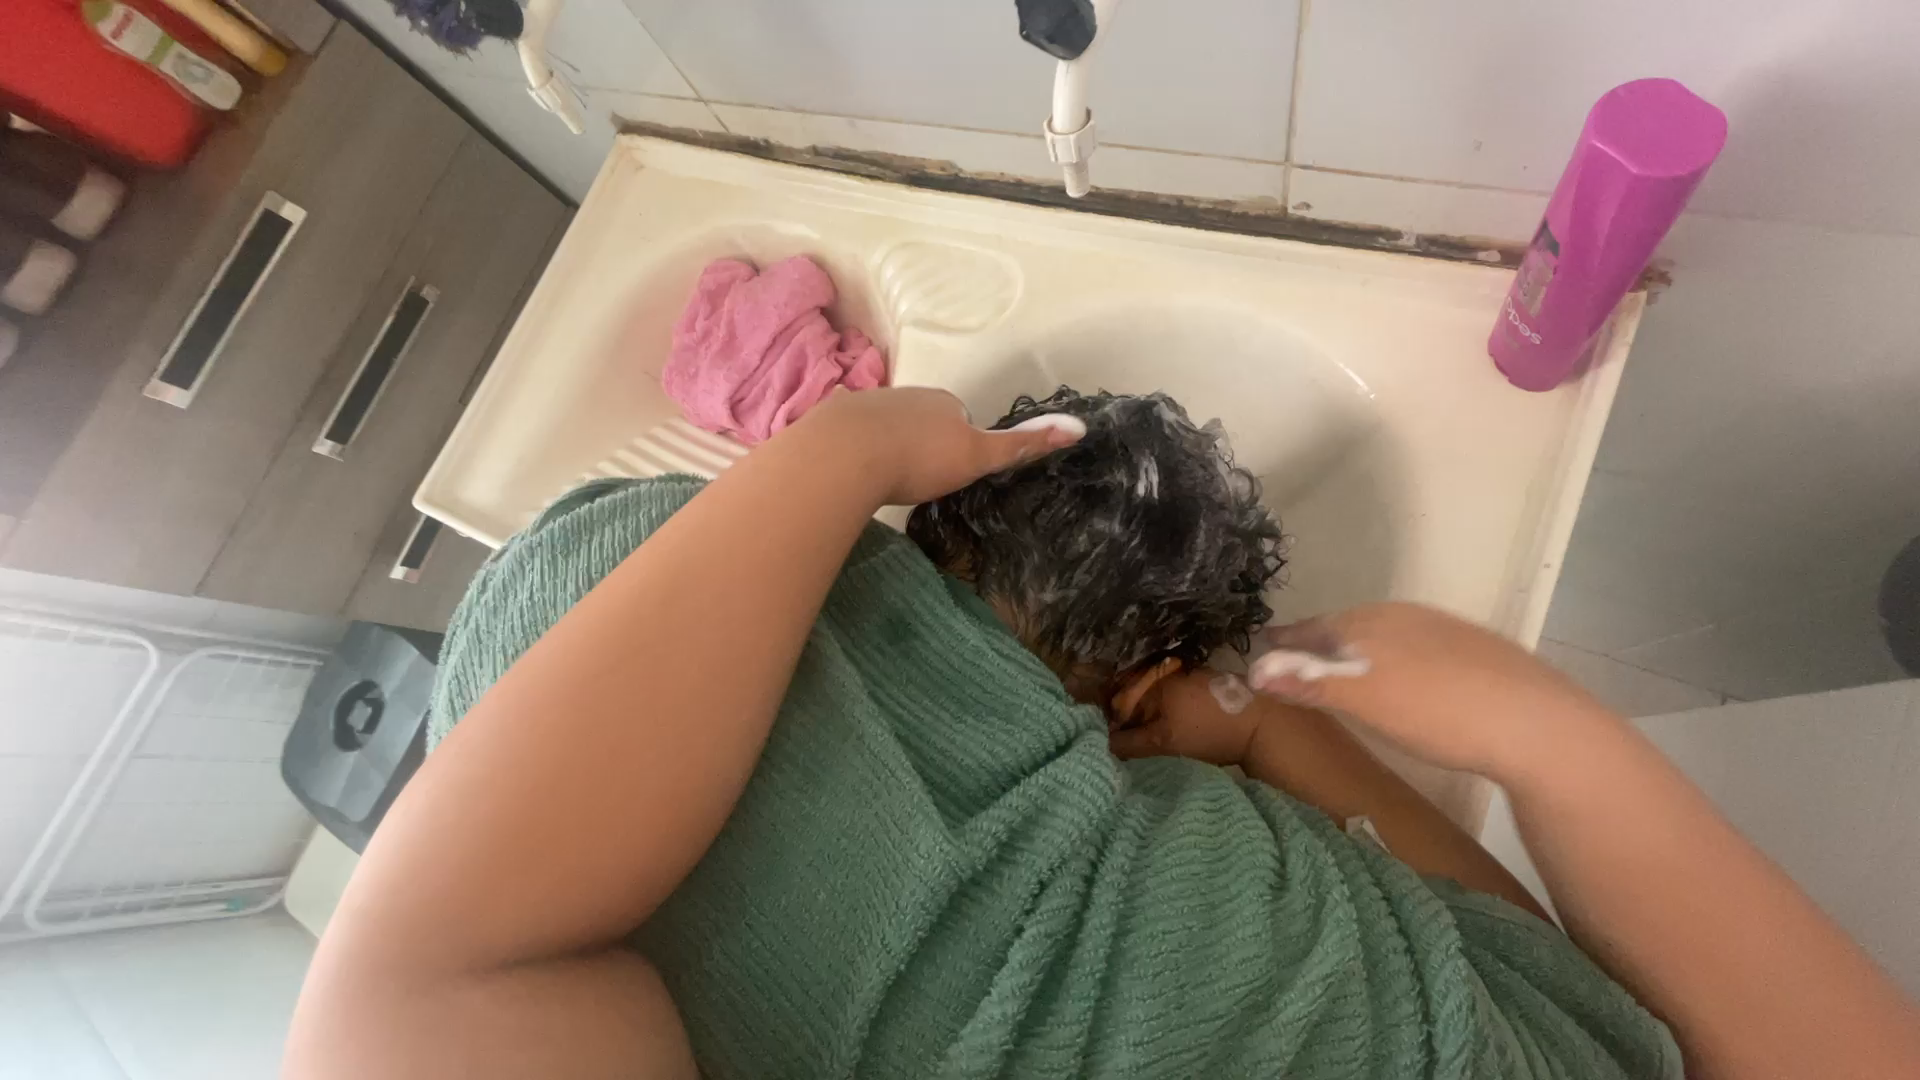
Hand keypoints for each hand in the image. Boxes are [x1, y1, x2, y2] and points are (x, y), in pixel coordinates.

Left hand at [793, 387, 1084, 505]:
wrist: (848, 453)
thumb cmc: (920, 458)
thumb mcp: (977, 456)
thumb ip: (1021, 446)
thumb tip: (1080, 428)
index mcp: (944, 402)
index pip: (960, 420)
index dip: (958, 446)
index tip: (947, 472)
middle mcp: (909, 395)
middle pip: (923, 420)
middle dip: (922, 442)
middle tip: (914, 479)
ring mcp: (870, 403)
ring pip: (887, 424)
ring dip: (888, 443)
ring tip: (882, 477)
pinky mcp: (837, 417)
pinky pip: (851, 429)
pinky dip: (854, 443)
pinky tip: (849, 465)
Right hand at [1108, 667, 1319, 767]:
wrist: (1262, 727)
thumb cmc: (1208, 732)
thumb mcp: (1165, 742)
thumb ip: (1131, 742)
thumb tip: (1103, 744)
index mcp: (1153, 681)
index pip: (1119, 701)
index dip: (1114, 723)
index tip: (1111, 743)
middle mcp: (1167, 673)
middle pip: (1137, 698)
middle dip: (1131, 720)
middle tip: (1129, 745)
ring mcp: (1188, 677)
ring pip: (1157, 699)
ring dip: (1150, 718)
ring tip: (1150, 741)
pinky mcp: (1205, 686)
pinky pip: (1175, 699)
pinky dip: (1169, 713)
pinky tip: (1174, 730)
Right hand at [1247, 602, 1616, 778]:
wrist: (1542, 727)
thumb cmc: (1438, 711)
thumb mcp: (1363, 701)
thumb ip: (1307, 683)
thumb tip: (1249, 670)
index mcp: (1368, 621)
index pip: (1309, 628)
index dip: (1282, 643)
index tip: (1260, 652)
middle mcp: (1400, 614)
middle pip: (1342, 628)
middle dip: (1314, 644)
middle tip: (1293, 667)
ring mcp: (1440, 629)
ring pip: (1379, 636)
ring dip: (1352, 652)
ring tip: (1340, 675)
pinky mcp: (1473, 649)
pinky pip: (1411, 647)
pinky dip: (1389, 660)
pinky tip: (1400, 682)